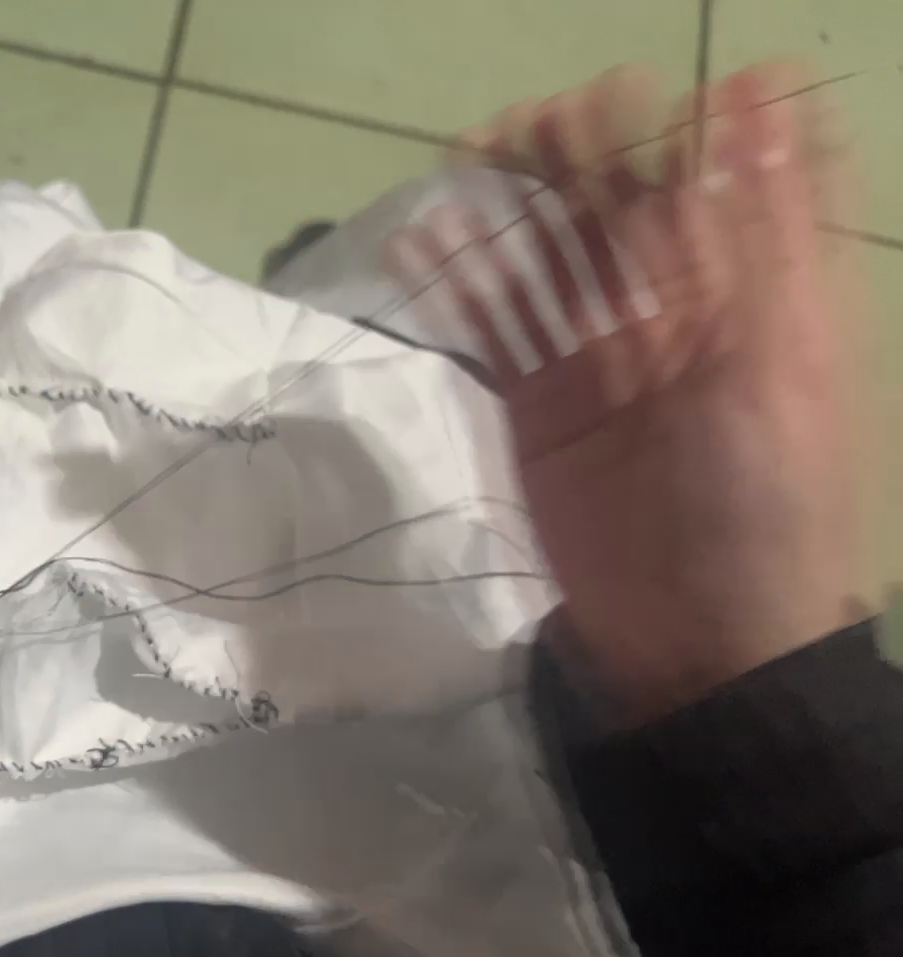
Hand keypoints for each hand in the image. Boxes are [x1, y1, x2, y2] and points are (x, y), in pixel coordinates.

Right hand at [392, 65, 868, 719]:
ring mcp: (588, 366)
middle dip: (559, 172)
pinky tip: (418, 256)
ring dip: (497, 226)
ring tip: (449, 176)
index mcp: (739, 301)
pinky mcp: (530, 408)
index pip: (688, 199)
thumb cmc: (758, 498)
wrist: (690, 623)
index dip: (645, 142)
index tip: (594, 94)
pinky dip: (455, 296)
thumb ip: (757, 239)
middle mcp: (661, 321)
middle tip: (504, 125)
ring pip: (537, 276)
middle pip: (602, 228)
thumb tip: (753, 107)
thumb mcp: (778, 364)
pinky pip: (489, 338)